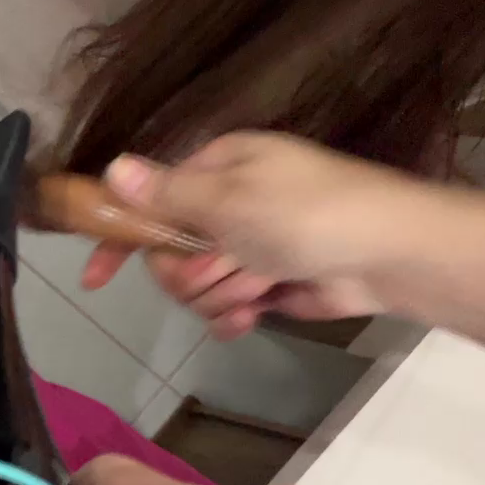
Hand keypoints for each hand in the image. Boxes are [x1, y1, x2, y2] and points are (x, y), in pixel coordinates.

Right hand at [80, 132, 444, 339]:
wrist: (389, 257)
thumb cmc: (307, 214)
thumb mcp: (227, 199)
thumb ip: (163, 193)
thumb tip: (111, 167)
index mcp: (216, 173)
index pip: (146, 206)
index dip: (118, 242)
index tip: (95, 279)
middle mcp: (225, 209)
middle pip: (167, 256)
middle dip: (191, 272)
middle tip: (223, 266)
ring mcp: (245, 249)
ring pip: (194, 288)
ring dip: (222, 293)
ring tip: (261, 284)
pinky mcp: (264, 286)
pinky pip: (222, 310)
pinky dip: (234, 316)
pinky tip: (253, 315)